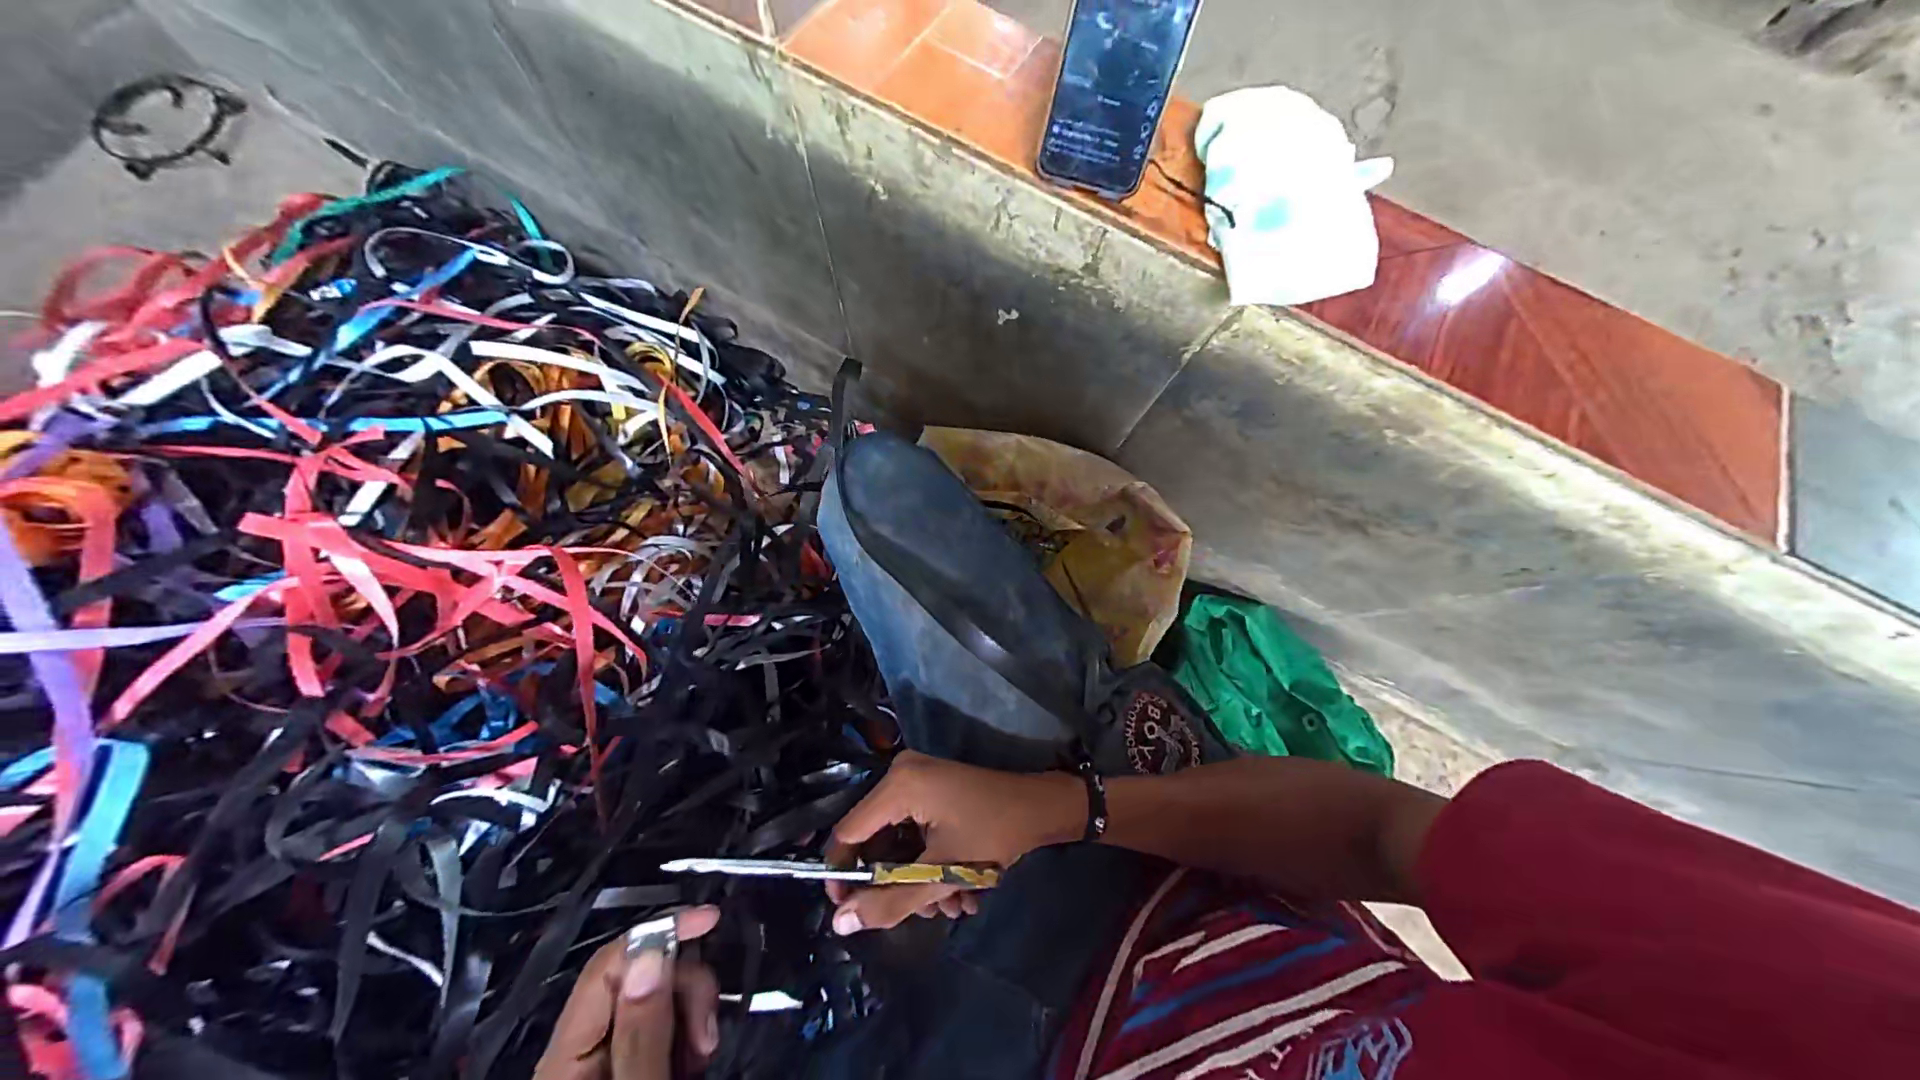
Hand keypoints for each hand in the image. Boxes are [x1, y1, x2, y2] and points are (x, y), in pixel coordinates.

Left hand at [533, 906, 722, 1079]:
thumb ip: (643, 1032)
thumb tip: (652, 953)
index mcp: (562, 1058)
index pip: (608, 964)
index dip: (661, 931)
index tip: (709, 919)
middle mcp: (575, 1049)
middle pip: (639, 975)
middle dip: (685, 987)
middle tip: (706, 1036)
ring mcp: (598, 1059)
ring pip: (656, 995)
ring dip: (691, 1012)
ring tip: (701, 1054)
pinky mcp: (622, 1066)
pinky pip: (660, 1023)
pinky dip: (685, 1030)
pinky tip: (693, 1058)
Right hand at [824, 751, 1083, 933]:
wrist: (1044, 807)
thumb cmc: (995, 834)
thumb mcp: (942, 874)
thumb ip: (890, 901)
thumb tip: (840, 924)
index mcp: (898, 786)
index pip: (848, 833)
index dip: (842, 875)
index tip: (848, 912)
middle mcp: (901, 774)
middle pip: (874, 839)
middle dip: (896, 882)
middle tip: (920, 911)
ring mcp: (917, 778)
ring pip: (897, 840)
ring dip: (918, 878)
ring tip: (952, 903)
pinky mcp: (932, 787)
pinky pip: (913, 828)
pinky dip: (929, 859)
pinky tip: (959, 887)